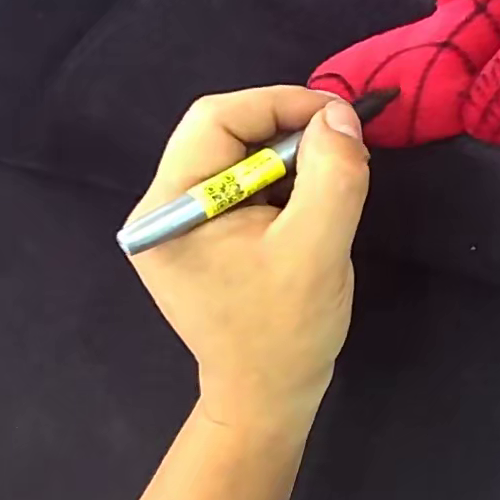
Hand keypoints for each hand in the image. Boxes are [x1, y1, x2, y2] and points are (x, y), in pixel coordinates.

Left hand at [126, 87, 370, 428]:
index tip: (337, 114)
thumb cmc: (287, 333)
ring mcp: (177, 218)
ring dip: (287, 151)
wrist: (265, 396)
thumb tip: (339, 115)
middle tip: (339, 140)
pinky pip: (239, 178)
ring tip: (330, 171)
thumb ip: (334, 174)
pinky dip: (279, 174)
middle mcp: (160, 205)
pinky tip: (308, 194)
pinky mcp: (198, 228)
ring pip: (234, 150)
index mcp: (169, 208)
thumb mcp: (318, 249)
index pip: (215, 119)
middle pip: (221, 130)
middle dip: (285, 126)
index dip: (279, 103)